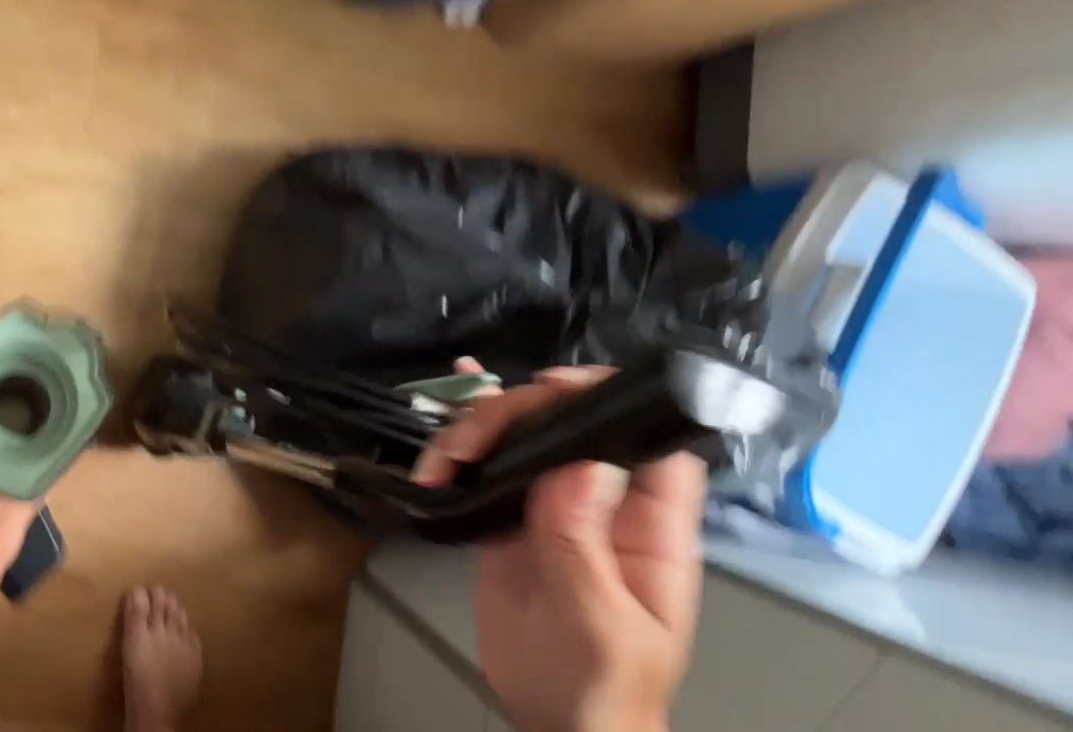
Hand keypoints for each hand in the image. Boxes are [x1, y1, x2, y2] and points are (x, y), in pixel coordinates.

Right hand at [414, 366, 705, 731]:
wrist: (556, 726)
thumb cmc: (602, 689)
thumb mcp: (600, 626)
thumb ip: (585, 546)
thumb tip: (579, 461)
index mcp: (647, 526)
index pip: (647, 440)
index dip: (610, 399)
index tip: (554, 388)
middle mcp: (599, 502)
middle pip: (566, 424)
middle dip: (517, 413)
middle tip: (470, 438)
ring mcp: (549, 507)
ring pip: (518, 437)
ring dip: (475, 429)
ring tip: (442, 459)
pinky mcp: (506, 518)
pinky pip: (485, 467)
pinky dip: (457, 444)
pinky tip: (438, 426)